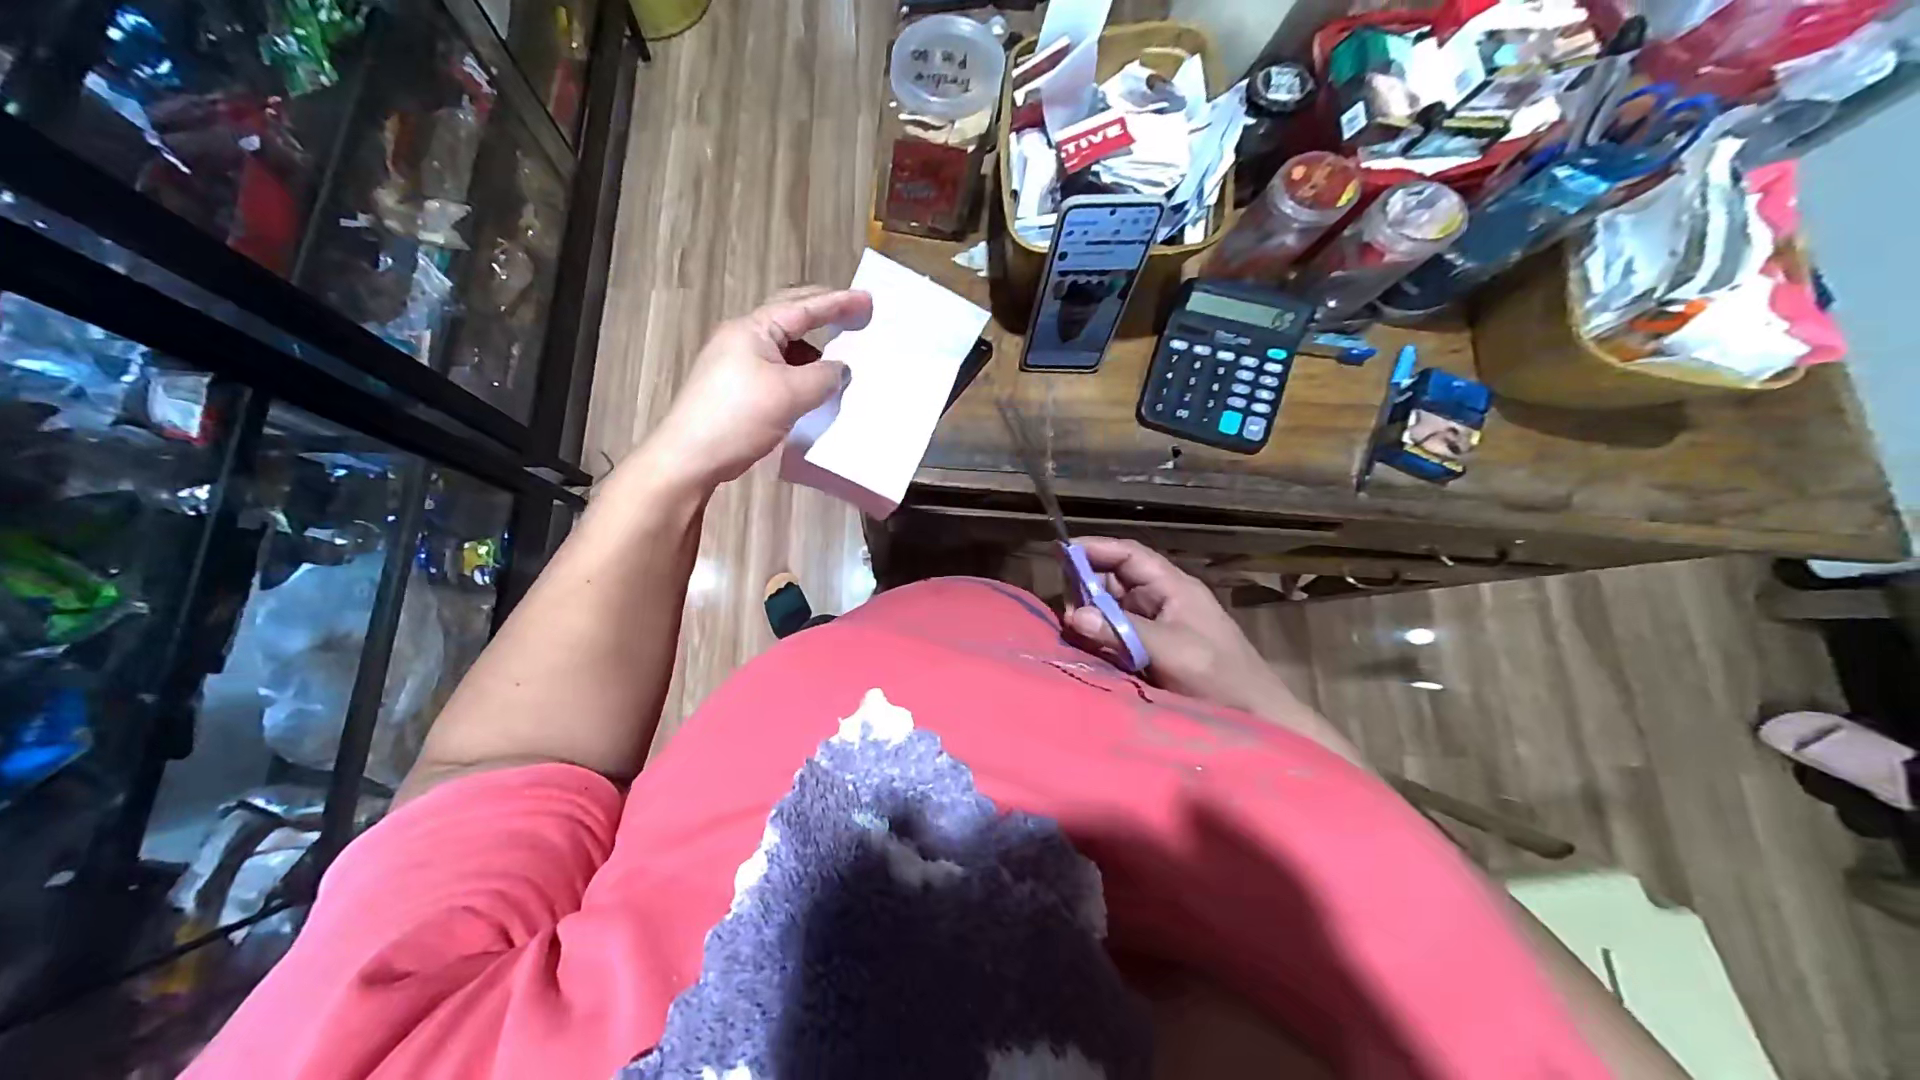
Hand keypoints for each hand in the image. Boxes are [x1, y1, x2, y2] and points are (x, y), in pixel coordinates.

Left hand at [644, 286, 872, 485]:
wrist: (690, 456)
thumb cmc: (738, 417)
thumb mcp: (790, 394)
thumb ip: (824, 377)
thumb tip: (841, 370)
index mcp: (753, 329)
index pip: (804, 308)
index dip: (838, 302)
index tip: (867, 299)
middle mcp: (743, 338)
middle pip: (790, 316)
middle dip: (822, 313)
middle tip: (854, 313)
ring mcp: (736, 363)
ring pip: (784, 346)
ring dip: (813, 346)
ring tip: (839, 354)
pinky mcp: (736, 387)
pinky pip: (777, 368)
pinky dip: (800, 370)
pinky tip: (814, 385)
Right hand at [1063, 537, 1364, 765]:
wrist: (1258, 719)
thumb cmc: (1223, 678)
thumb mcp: (1174, 651)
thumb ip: (1124, 631)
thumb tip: (1074, 614)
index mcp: (1173, 588)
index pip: (1129, 555)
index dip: (1095, 549)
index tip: (1061, 554)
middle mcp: (1162, 601)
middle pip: (1114, 580)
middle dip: (1086, 588)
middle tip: (1064, 610)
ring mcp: (1156, 627)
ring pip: (1111, 609)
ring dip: (1090, 617)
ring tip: (1071, 632)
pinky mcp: (1151, 652)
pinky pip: (1116, 636)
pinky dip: (1098, 639)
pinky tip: (1085, 649)